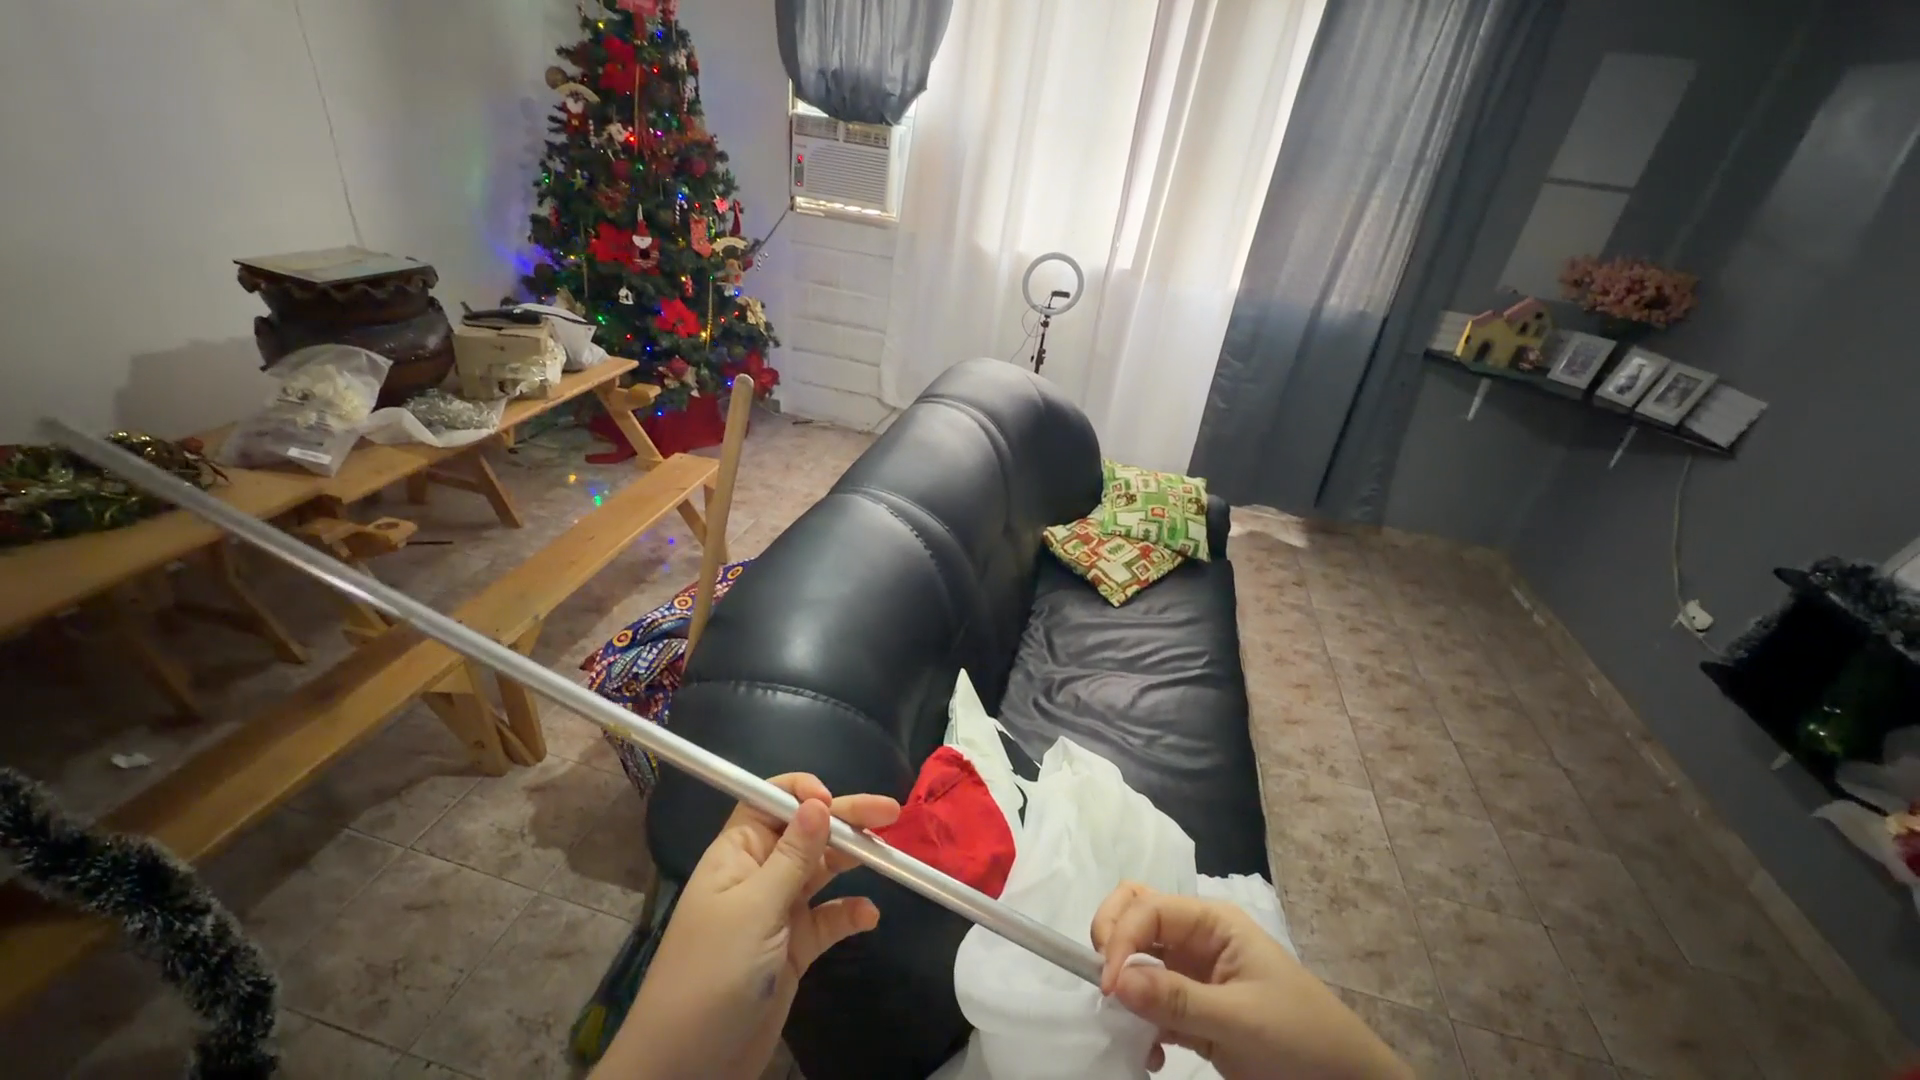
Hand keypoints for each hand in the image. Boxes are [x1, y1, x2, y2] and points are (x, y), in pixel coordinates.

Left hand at [595, 774, 901, 1079]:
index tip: (833, 802)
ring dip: (854, 861)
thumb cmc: (714, 972)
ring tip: (892, 856)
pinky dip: (850, 913)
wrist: (689, 1066)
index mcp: (737, 853)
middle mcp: (758, 873)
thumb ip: (793, 857)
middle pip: (806, 832)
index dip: (802, 794)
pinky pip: (828, 918)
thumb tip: (817, 802)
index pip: (769, 802)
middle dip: (846, 819)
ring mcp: (777, 911)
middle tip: (891, 811)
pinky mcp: (794, 948)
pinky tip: (869, 916)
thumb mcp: (755, 909)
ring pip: (822, 871)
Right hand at [1092, 883, 1410, 1079]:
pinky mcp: (1192, 1010)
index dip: (1121, 938)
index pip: (1148, 908)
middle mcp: (1197, 938)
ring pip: (1137, 958)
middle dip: (1112, 939)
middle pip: (1136, 914)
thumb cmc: (1302, 1039)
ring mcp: (1193, 973)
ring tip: (1124, 1024)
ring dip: (1122, 984)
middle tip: (1106, 982)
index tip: (1110, 986)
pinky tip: (1149, 1053)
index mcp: (1213, 923)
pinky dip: (1138, 1021)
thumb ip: (1177, 1000)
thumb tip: (1114, 982)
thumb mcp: (1241, 1020)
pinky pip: (1149, 1001)